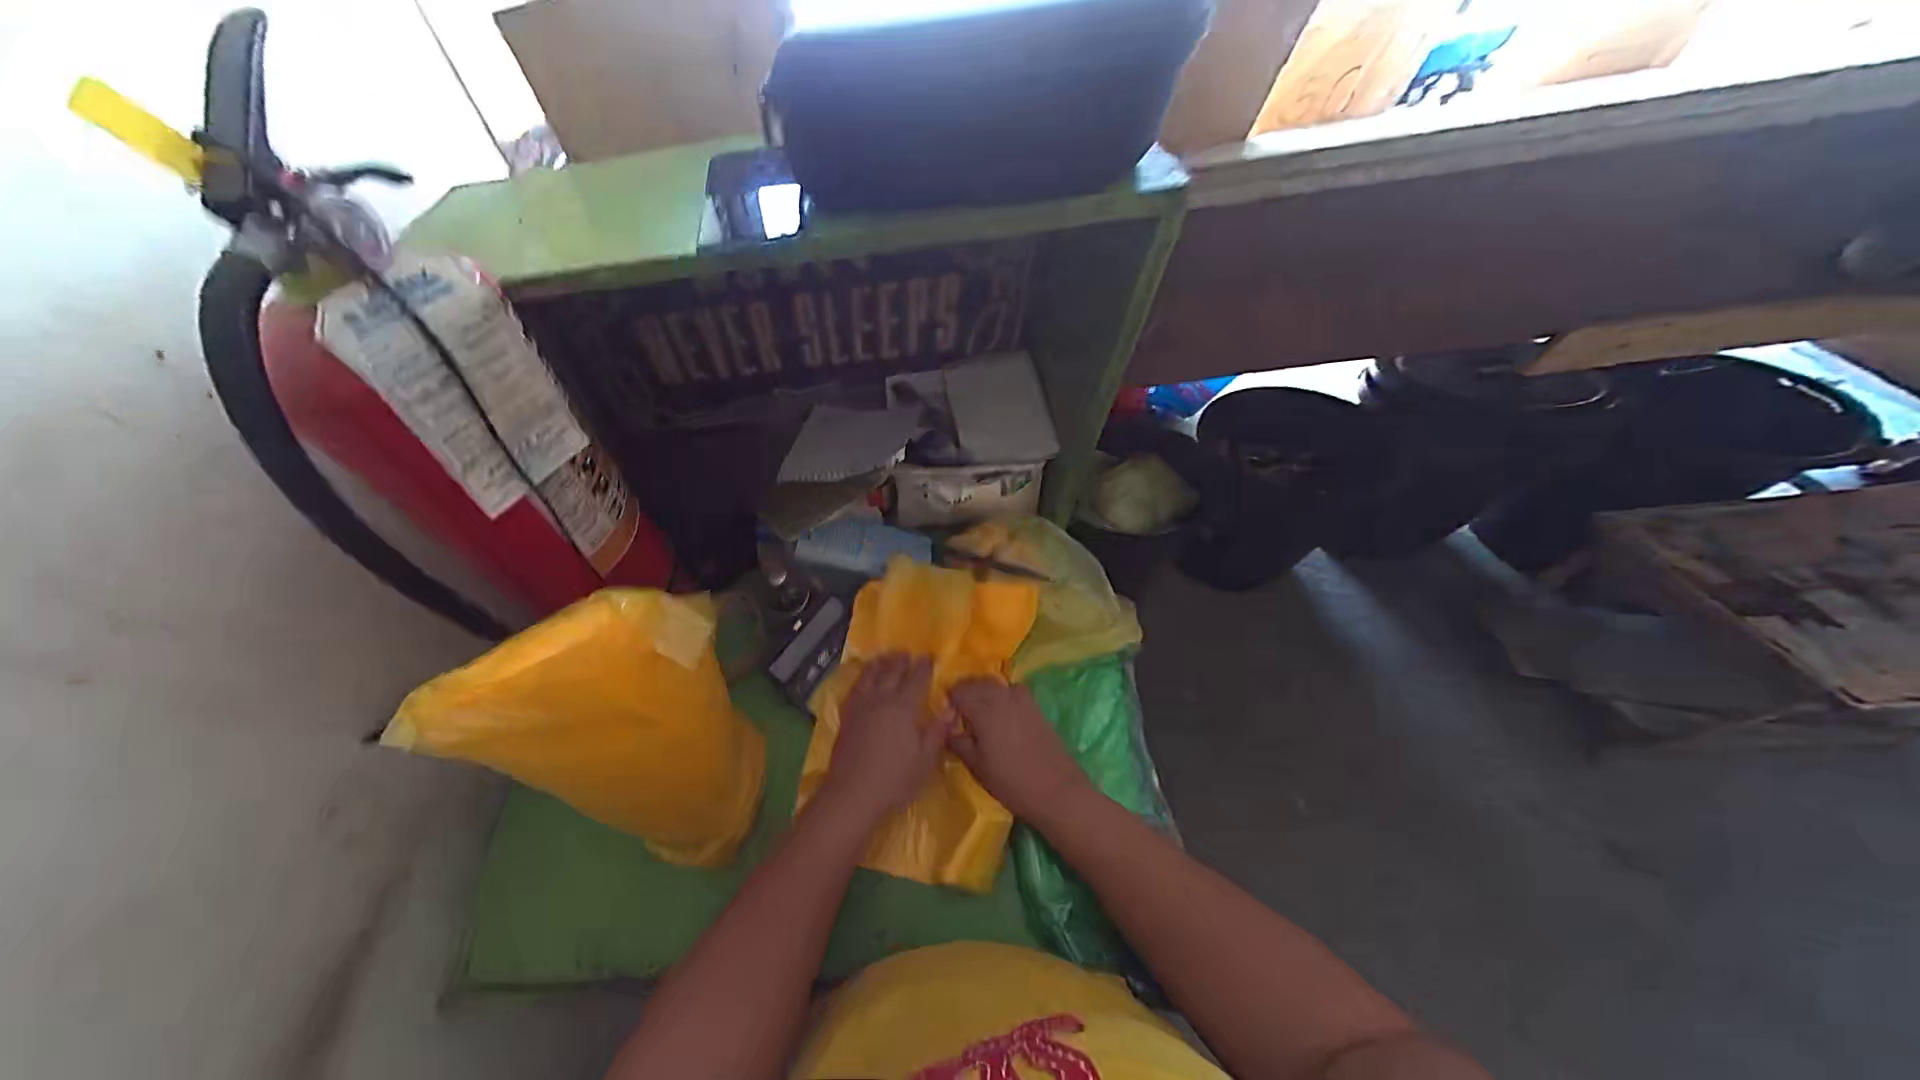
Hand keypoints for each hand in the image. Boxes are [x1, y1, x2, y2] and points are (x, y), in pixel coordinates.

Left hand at [817, 653, 953, 826]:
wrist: (852, 794)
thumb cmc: (895, 780)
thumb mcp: (925, 760)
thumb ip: (936, 732)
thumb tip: (948, 709)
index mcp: (904, 708)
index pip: (916, 680)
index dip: (924, 667)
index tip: (929, 657)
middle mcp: (881, 700)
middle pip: (892, 673)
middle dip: (901, 661)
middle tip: (907, 653)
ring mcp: (861, 707)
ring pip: (870, 677)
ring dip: (879, 664)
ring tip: (884, 657)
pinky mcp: (847, 717)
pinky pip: (854, 689)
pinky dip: (861, 678)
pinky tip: (863, 680)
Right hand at [947, 676, 1091, 822]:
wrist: (1056, 789)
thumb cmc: (1011, 781)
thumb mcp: (977, 766)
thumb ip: (958, 743)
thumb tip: (946, 730)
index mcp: (983, 709)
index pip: (957, 692)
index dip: (948, 702)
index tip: (945, 719)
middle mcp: (1002, 696)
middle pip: (975, 683)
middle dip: (964, 693)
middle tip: (958, 714)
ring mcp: (1021, 698)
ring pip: (994, 684)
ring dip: (982, 691)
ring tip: (978, 713)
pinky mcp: (1035, 705)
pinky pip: (1010, 690)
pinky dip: (1000, 695)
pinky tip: (1000, 714)